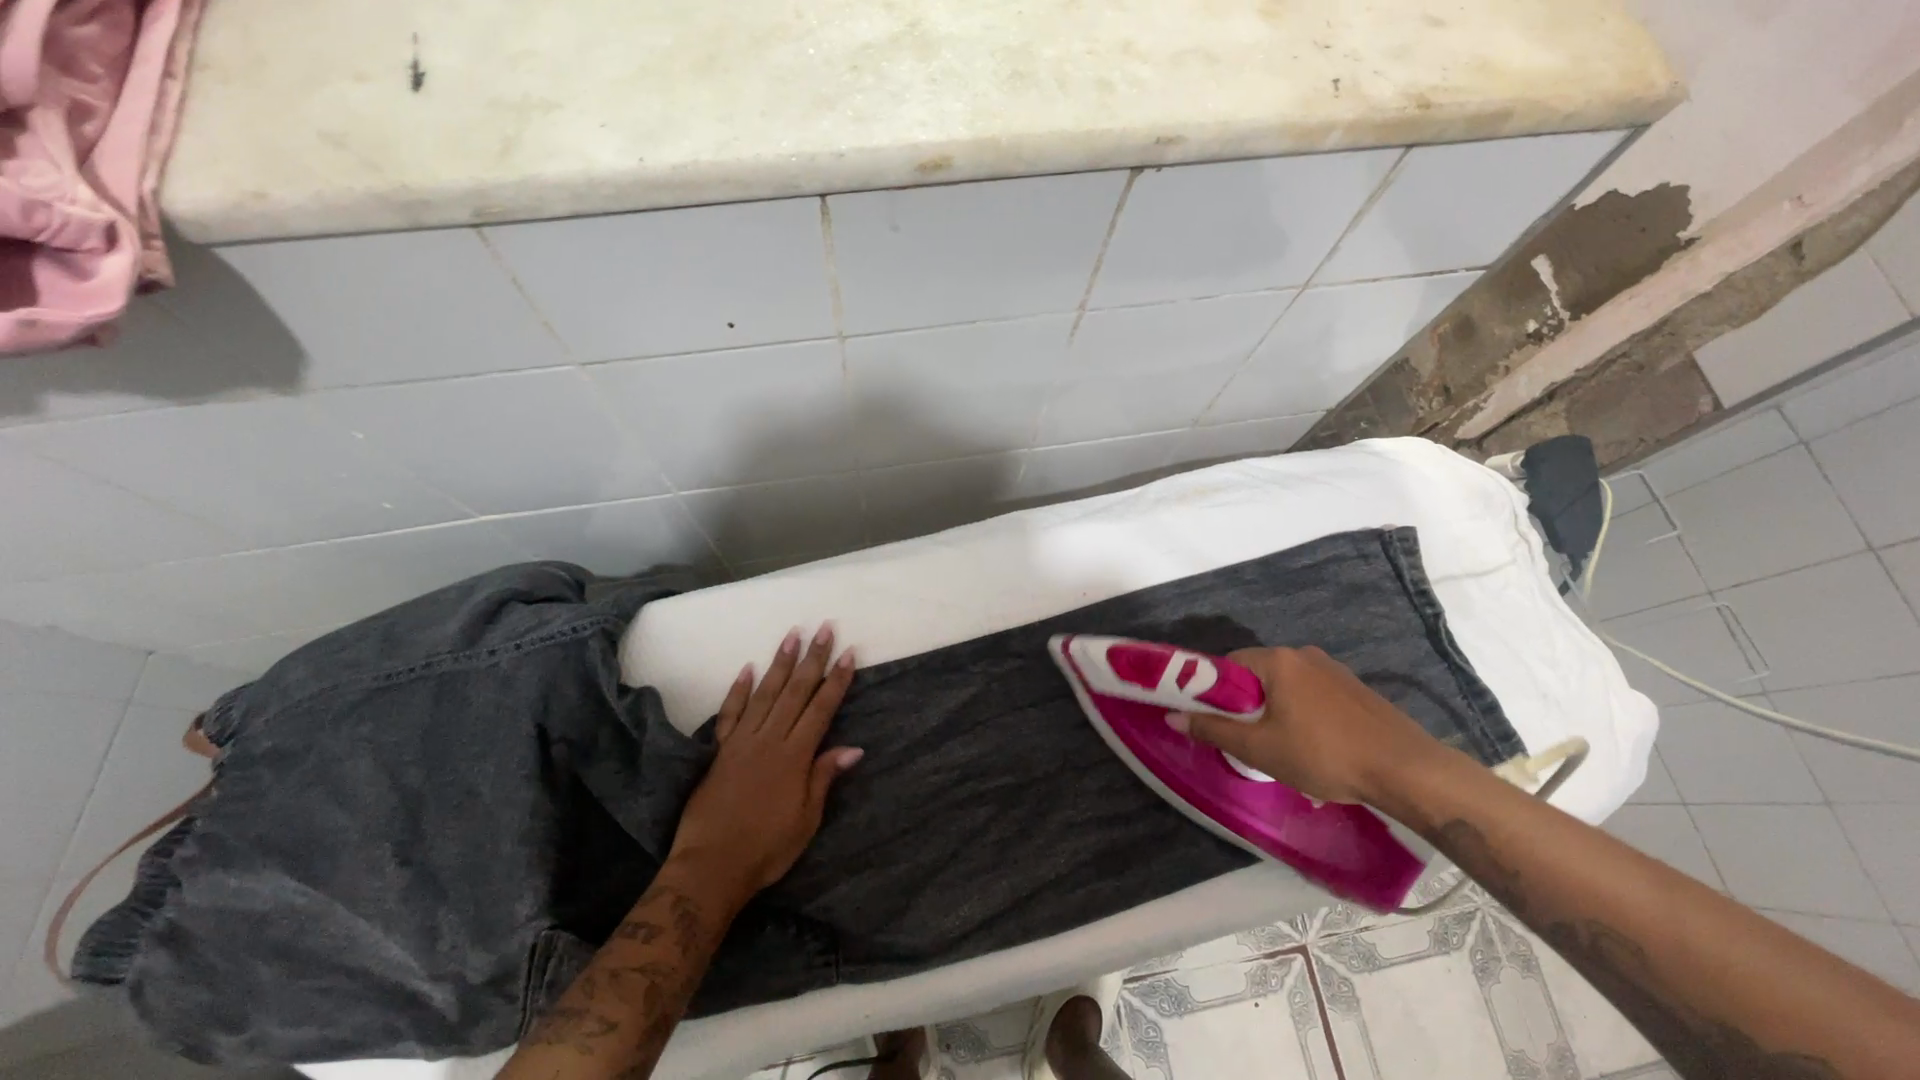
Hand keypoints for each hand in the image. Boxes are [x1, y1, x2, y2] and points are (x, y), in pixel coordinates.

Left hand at [669, 624, 862, 899]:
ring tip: (792, 635)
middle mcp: (769, 741)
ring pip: (765, 694)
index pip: (821, 710)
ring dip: (779, 663)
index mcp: (794, 758)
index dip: (837, 681)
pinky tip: (748, 669)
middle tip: (825, 629)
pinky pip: (730, 712)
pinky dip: (739, 689)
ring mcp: (741, 742)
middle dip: (813, 659)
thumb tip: (852, 747)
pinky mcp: (719, 751)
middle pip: (795, 692)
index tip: (849, 654)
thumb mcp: (806, 820)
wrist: (710, 865)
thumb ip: (824, 778)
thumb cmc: (766, 849)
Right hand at [1168, 646, 1439, 804]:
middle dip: (1245, 705)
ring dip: (1274, 711)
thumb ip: (1213, 729)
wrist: (1404, 769)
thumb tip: (1172, 716)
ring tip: (1281, 748)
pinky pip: (1312, 694)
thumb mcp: (1259, 749)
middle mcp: (1303, 654)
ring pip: (1285, 686)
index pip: (1227, 665)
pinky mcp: (1355, 688)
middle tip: (1245, 740)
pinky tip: (1313, 746)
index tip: (1214, 722)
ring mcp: (1334, 669)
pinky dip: (1301, 714)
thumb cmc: (1323, 755)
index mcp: (1277, 660)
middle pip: (1256, 674)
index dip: (1212, 692)